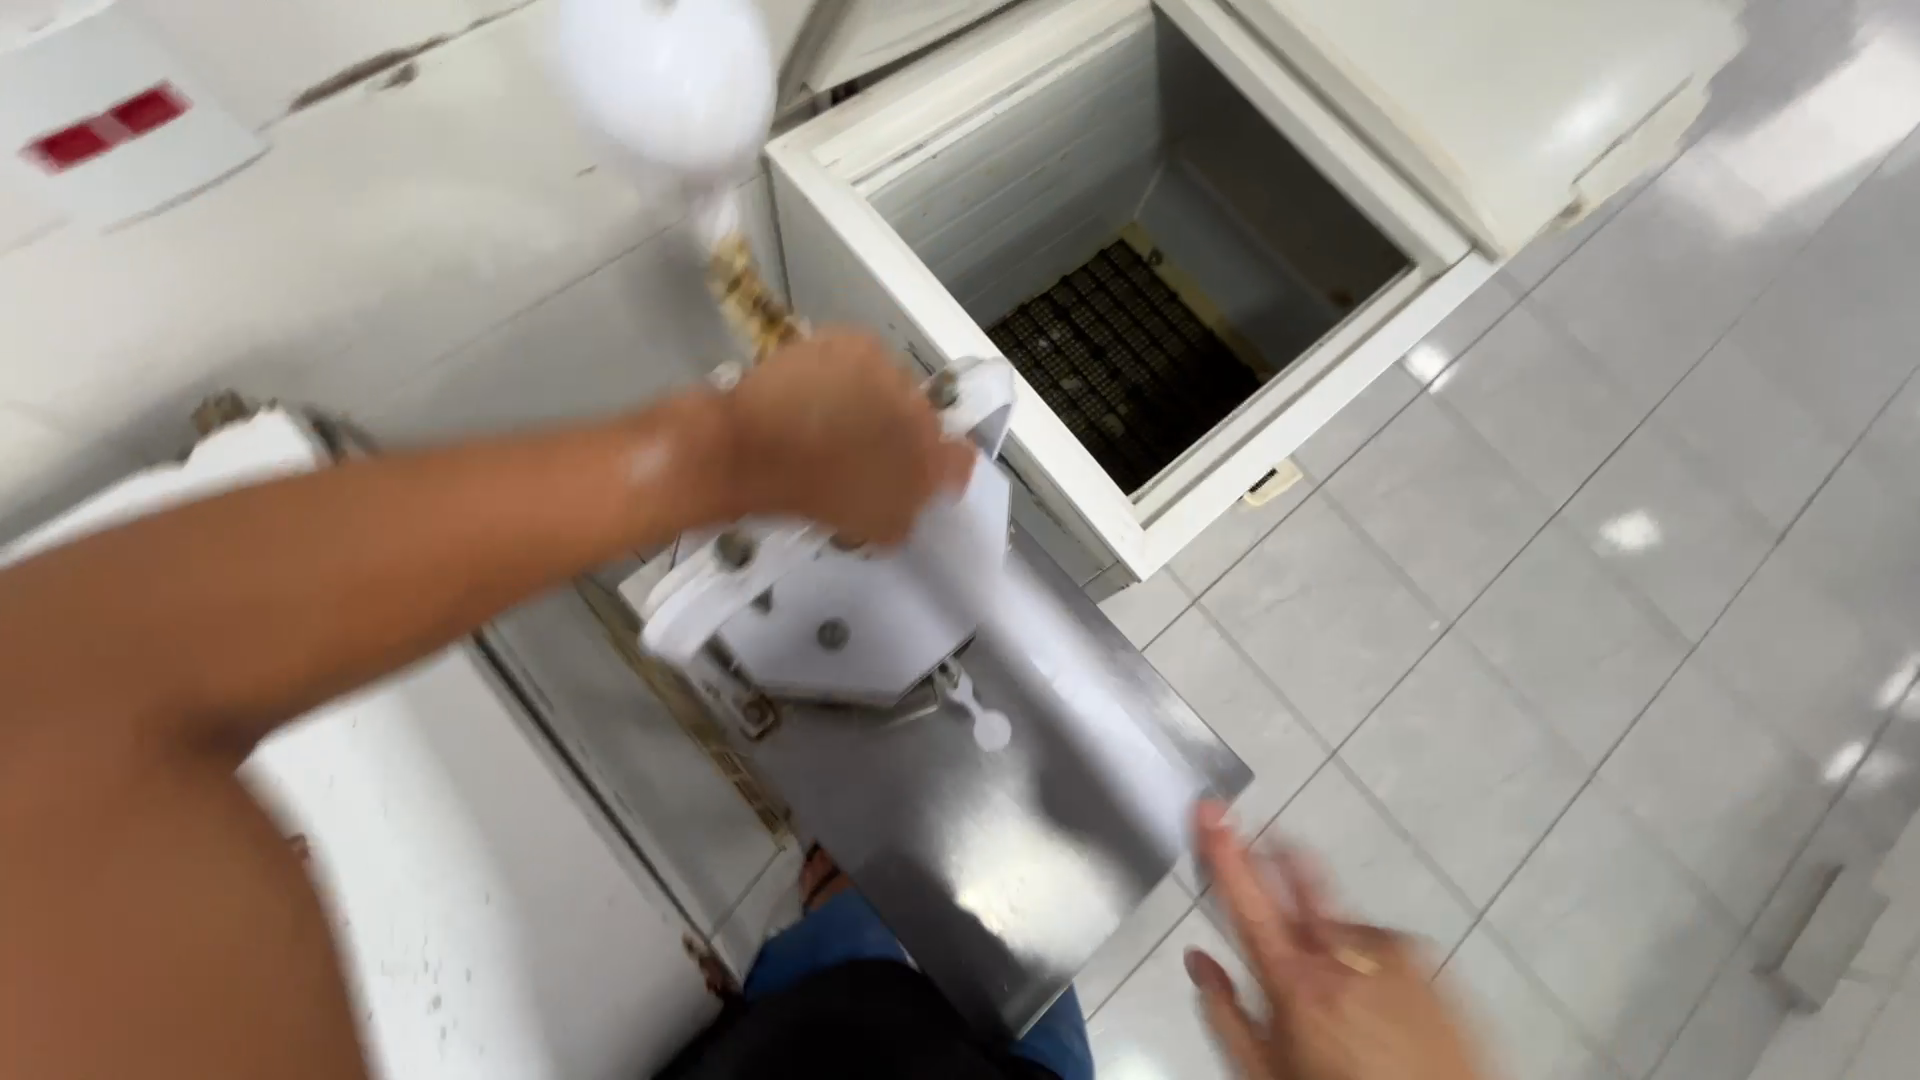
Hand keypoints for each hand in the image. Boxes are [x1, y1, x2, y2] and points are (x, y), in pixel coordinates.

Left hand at [717, 329, 976, 543]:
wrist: (751, 451)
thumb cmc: (811, 497)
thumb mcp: (872, 527)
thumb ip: (906, 514)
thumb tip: (910, 504)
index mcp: (930, 459)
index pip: (961, 460)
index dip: (943, 467)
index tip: (918, 472)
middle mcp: (921, 410)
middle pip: (923, 420)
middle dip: (900, 431)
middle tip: (864, 446)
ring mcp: (888, 372)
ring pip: (891, 385)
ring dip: (873, 398)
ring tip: (834, 413)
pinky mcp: (853, 341)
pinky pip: (859, 358)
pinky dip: (844, 370)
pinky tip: (817, 387)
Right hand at [1188, 802, 1488, 1079]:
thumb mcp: (1265, 1072)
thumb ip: (1225, 1011)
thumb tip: (1197, 957)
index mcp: (1294, 979)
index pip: (1246, 898)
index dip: (1223, 847)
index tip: (1210, 807)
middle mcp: (1342, 953)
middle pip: (1299, 879)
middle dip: (1275, 850)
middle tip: (1264, 836)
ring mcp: (1392, 956)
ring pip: (1338, 919)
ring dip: (1323, 926)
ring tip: (1328, 974)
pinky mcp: (1430, 968)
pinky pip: (1380, 943)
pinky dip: (1365, 954)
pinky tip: (1371, 991)